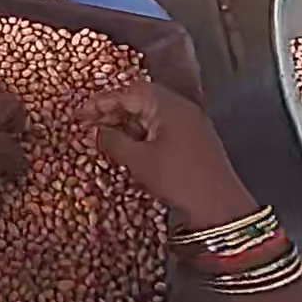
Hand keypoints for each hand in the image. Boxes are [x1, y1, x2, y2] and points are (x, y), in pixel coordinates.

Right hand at [80, 81, 256, 230]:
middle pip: (139, 99)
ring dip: (126, 122)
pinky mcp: (192, 138)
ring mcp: (189, 122)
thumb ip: (112, 141)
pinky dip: (141, 132)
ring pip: (149, 113)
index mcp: (168, 105)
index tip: (80, 114)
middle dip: (112, 111)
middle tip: (89, 124)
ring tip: (105, 137)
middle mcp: (180, 107)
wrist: (221, 208)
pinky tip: (128, 146)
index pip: (127, 93)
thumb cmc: (178, 179)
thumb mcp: (138, 161)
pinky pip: (160, 125)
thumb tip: (93, 132)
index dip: (100, 102)